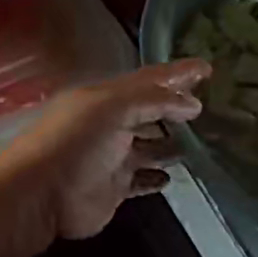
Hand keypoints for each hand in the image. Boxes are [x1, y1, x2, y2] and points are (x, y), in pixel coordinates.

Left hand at [0, 60, 209, 241]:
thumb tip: (192, 102)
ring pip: (148, 144)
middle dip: (176, 107)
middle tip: (214, 105)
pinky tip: (173, 176)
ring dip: (171, 141)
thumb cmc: (74, 142)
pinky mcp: (114, 185)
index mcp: (102, 98)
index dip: (174, 74)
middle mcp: (107, 123)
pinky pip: (141, 178)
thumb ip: (149, 101)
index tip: (207, 66)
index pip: (145, 81)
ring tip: (207, 141)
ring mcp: (111, 155)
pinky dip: (157, 175)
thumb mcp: (109, 109)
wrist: (43, 190)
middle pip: (148, 111)